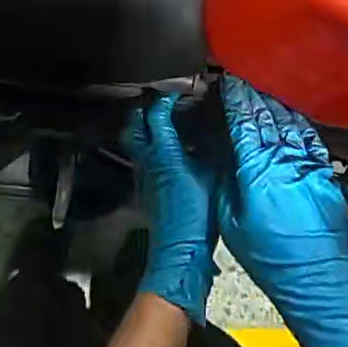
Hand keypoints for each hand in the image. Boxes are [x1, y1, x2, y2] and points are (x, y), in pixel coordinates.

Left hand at [121, 95, 219, 323]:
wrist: (179, 252)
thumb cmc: (198, 215)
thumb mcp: (212, 177)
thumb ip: (210, 149)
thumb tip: (214, 127)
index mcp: (164, 152)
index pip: (155, 115)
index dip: (164, 100)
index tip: (176, 94)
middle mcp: (147, 159)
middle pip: (134, 124)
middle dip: (144, 109)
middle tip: (160, 103)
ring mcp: (142, 174)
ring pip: (133, 141)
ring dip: (142, 127)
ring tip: (159, 122)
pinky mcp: (143, 187)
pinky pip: (139, 157)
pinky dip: (147, 145)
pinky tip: (163, 150)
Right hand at [216, 75, 347, 346]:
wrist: (315, 278)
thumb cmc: (269, 255)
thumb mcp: (230, 218)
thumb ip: (225, 178)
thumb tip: (222, 149)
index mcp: (257, 172)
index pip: (243, 123)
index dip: (233, 100)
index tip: (225, 86)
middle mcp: (285, 162)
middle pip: (266, 117)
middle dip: (251, 96)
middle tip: (240, 84)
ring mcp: (308, 167)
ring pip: (289, 123)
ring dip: (273, 104)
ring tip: (261, 93)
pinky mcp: (325, 176)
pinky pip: (310, 138)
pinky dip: (297, 122)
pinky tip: (290, 115)